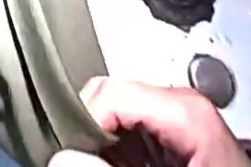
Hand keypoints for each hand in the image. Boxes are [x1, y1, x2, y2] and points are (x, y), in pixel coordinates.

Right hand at [49, 78, 250, 166]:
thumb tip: (63, 157)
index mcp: (187, 110)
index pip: (106, 92)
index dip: (81, 125)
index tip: (72, 156)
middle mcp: (184, 103)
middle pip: (110, 98)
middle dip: (92, 132)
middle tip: (86, 162)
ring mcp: (184, 117)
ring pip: (118, 114)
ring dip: (105, 143)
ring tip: (104, 166)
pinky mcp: (182, 135)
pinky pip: (134, 130)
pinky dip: (122, 150)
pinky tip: (127, 166)